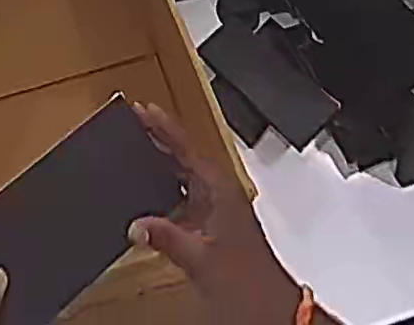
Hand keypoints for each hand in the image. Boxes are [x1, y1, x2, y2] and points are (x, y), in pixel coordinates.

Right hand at [128, 102, 312, 324]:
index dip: (163, 126)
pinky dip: (166, 184)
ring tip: (140, 144)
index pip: (186, 146)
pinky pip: (184, 193)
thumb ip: (166, 239)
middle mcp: (219, 192)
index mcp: (219, 189)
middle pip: (185, 154)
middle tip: (136, 119)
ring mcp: (217, 207)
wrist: (277, 312)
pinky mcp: (213, 223)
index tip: (144, 109)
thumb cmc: (252, 285)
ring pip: (185, 172)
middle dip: (160, 136)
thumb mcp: (201, 260)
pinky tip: (151, 188)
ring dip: (163, 158)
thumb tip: (136, 226)